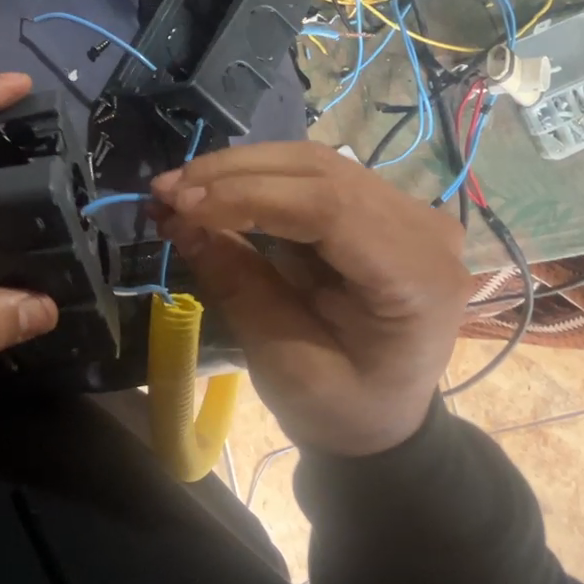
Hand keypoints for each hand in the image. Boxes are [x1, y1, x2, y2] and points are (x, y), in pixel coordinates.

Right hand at [151, 142, 470, 456]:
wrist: (380, 421)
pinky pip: (306, 175)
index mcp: (415, 278)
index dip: (247, 196)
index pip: (329, 207)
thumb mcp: (283, 361)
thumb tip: (175, 220)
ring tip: (176, 189)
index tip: (178, 205)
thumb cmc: (339, 406)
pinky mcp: (374, 206)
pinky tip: (207, 190)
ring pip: (307, 162)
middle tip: (162, 191)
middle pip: (317, 172)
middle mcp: (422, 229)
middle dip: (230, 175)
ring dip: (234, 170)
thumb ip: (235, 284)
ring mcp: (402, 211)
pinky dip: (249, 178)